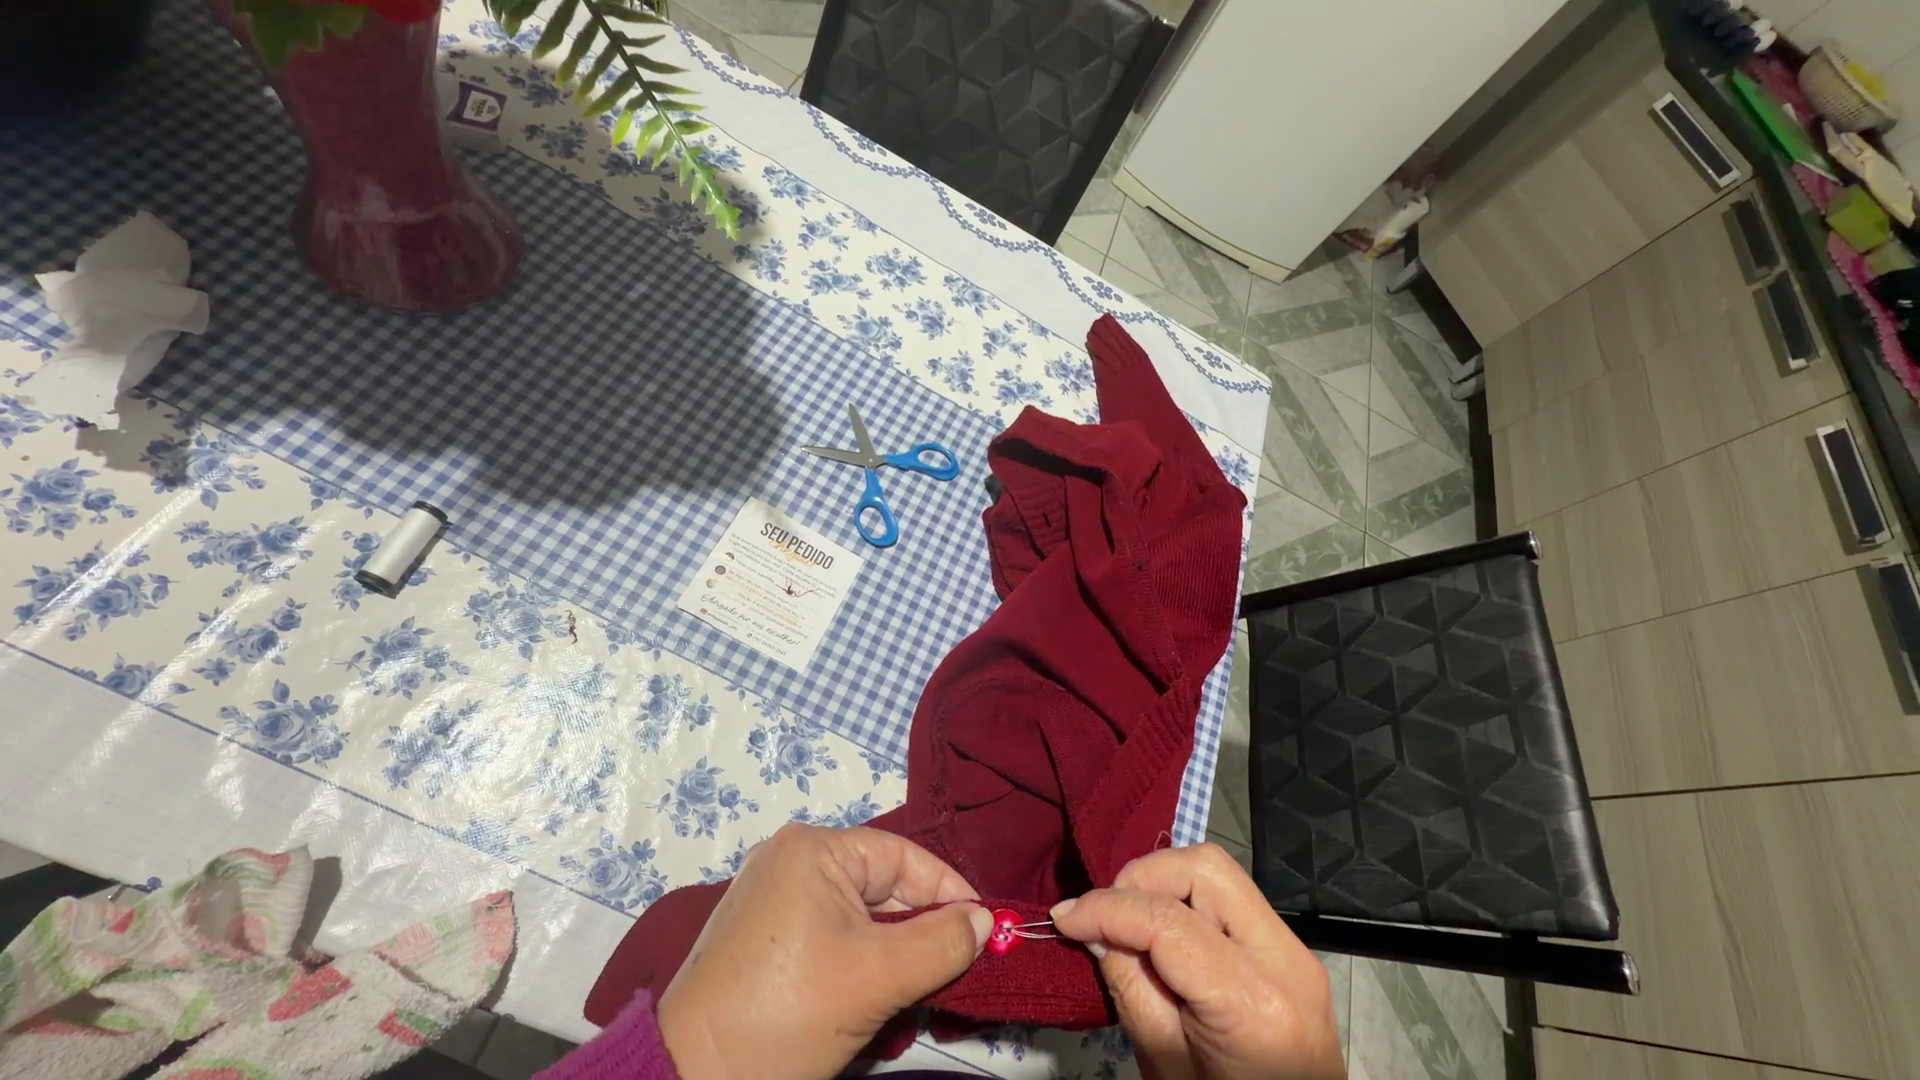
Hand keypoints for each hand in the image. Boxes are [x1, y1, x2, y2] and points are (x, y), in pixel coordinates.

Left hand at [656, 824, 993, 1079]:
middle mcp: (790, 857)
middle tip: (953, 969)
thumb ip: (942, 942)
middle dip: (919, 929)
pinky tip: (873, 996)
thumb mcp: (877, 978)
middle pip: (880, 886)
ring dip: (891, 952)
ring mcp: (771, 895)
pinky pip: (829, 932)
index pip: (902, 857)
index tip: (986, 928)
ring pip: (857, 914)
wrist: (689, 1078)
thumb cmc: (787, 1013)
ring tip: (914, 990)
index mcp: (813, 848)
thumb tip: (984, 920)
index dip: (948, 890)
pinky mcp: (762, 932)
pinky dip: (858, 960)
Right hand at [1051, 845, 1344, 1079]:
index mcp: (1251, 1004)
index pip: (1167, 921)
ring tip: (1133, 918)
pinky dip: (1185, 895)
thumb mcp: (1162, 1059)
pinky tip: (1163, 925)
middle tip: (1107, 915)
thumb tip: (1094, 926)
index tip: (1063, 916)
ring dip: (1163, 881)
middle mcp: (1283, 958)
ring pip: (1217, 869)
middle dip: (1142, 878)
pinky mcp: (1289, 944)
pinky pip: (1229, 894)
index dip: (1106, 909)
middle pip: (1203, 869)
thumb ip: (1128, 983)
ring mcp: (1293, 947)